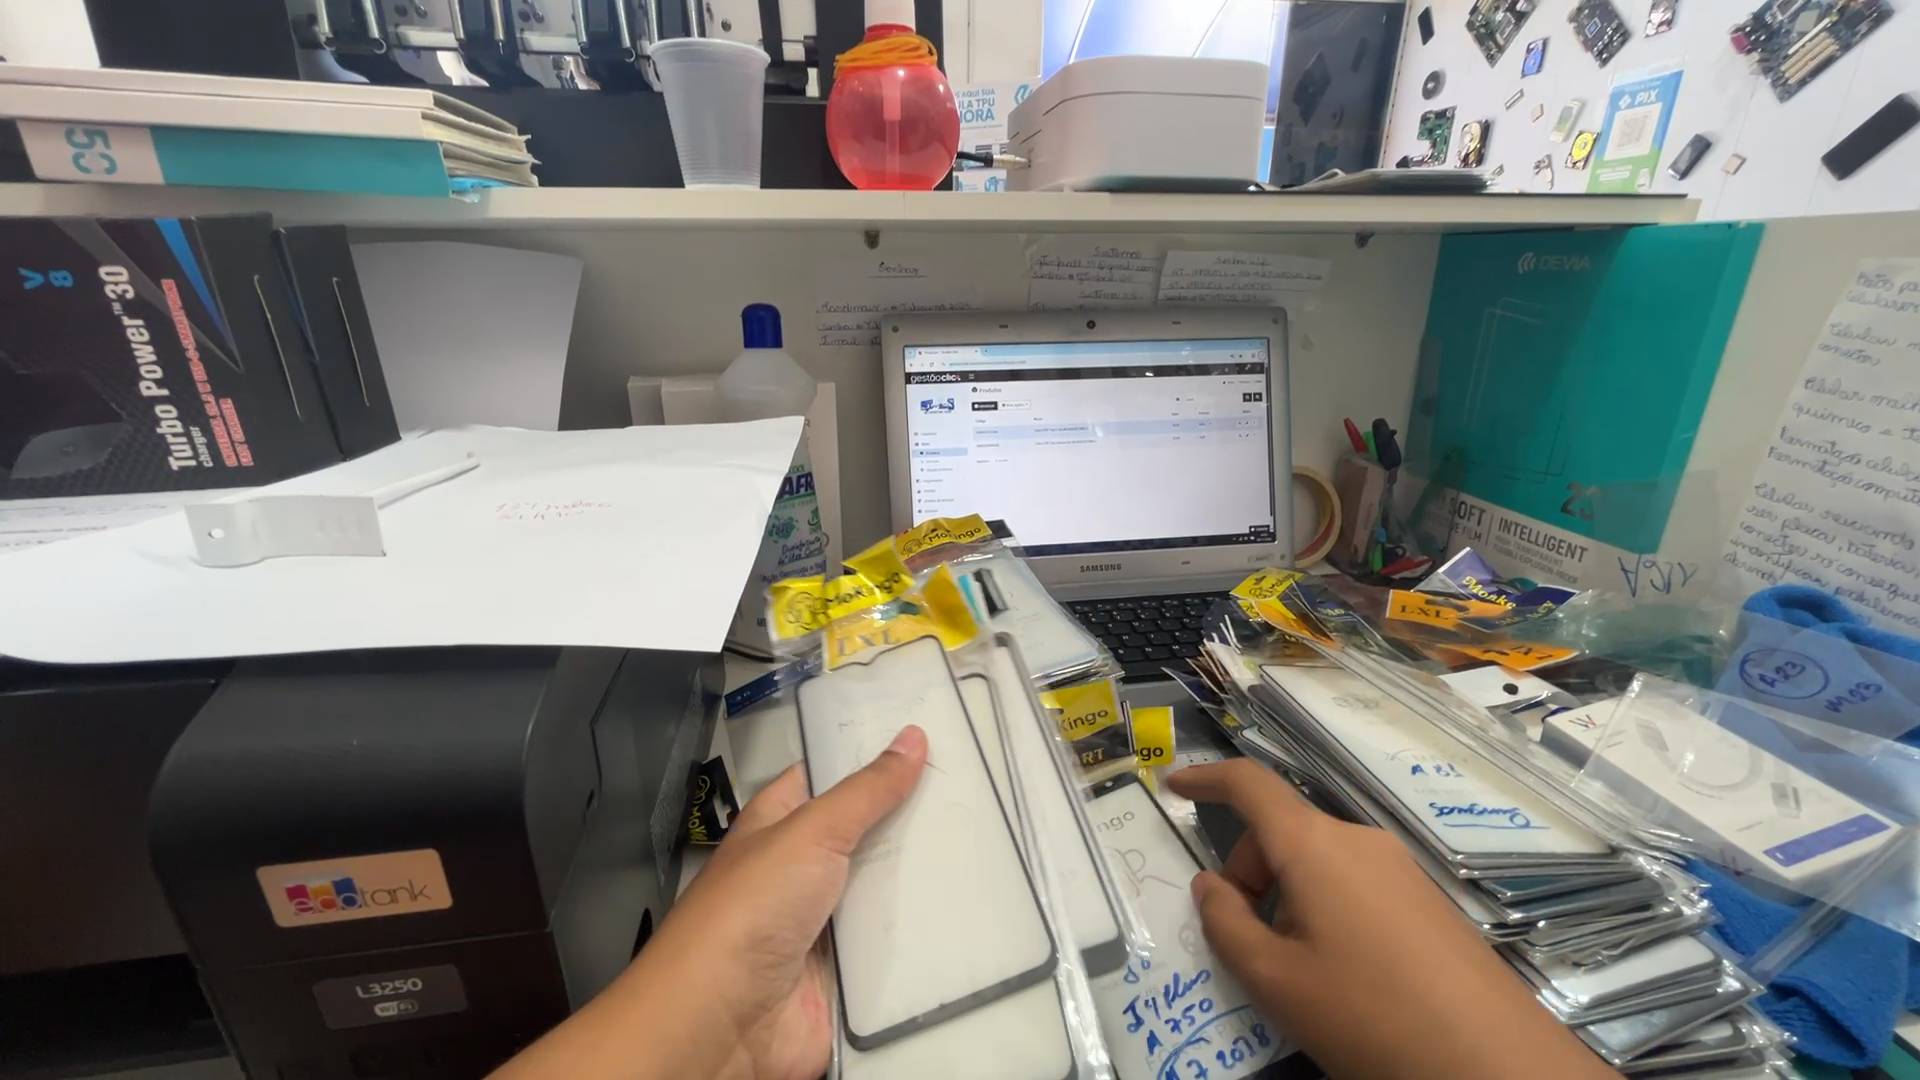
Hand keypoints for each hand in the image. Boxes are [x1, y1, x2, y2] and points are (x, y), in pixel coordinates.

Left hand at [492, 725, 927, 1079]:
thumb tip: (912, 736)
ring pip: (883, 881)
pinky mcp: (847, 964)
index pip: (829, 773)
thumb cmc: (753, 909)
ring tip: (983, 835)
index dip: (871, 754)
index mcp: (781, 821)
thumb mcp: (811, 831)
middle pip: (864, 828)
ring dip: (921, 868)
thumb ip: (867, 790)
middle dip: (908, 811)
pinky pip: (892, 935)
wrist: (723, 1025)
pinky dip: (923, 922)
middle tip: (970, 784)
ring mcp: (825, 916)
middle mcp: (802, 864)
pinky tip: (969, 899)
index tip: (925, 735)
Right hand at [1166, 760, 1619, 1079]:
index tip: (1172, 787)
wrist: (1508, 1072)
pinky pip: (1352, 883)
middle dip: (1246, 870)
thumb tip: (1210, 886)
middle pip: (1280, 830)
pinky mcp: (1427, 902)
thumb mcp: (1274, 979)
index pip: (1248, 784)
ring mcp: (1399, 869)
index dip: (1205, 779)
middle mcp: (1357, 840)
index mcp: (1314, 844)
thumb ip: (1225, 924)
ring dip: (1284, 896)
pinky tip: (1341, 975)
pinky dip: (1322, 908)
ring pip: (1316, 861)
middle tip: (1241, 938)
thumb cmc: (1372, 1016)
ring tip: (1294, 969)